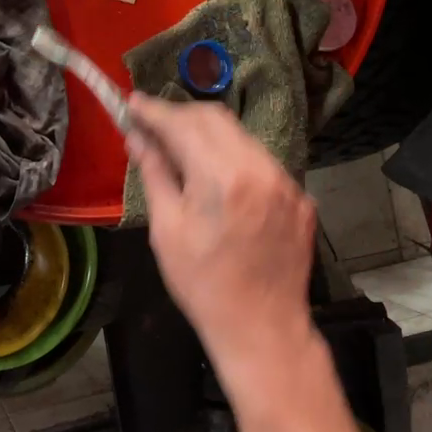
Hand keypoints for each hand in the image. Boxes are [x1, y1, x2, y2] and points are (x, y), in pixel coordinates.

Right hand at [129, 94, 317, 365]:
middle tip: (152, 124)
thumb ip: (155, 173)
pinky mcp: (299, 197)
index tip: (132, 102)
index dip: (154, 110)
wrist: (263, 329)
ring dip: (207, 134)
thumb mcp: (166, 229)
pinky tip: (216, 178)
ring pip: (240, 136)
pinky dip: (233, 158)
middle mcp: (260, 168)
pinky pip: (260, 161)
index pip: (183, 124)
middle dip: (180, 115)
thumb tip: (137, 138)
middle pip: (215, 118)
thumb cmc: (203, 284)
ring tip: (180, 149)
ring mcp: (285, 182)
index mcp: (222, 176)